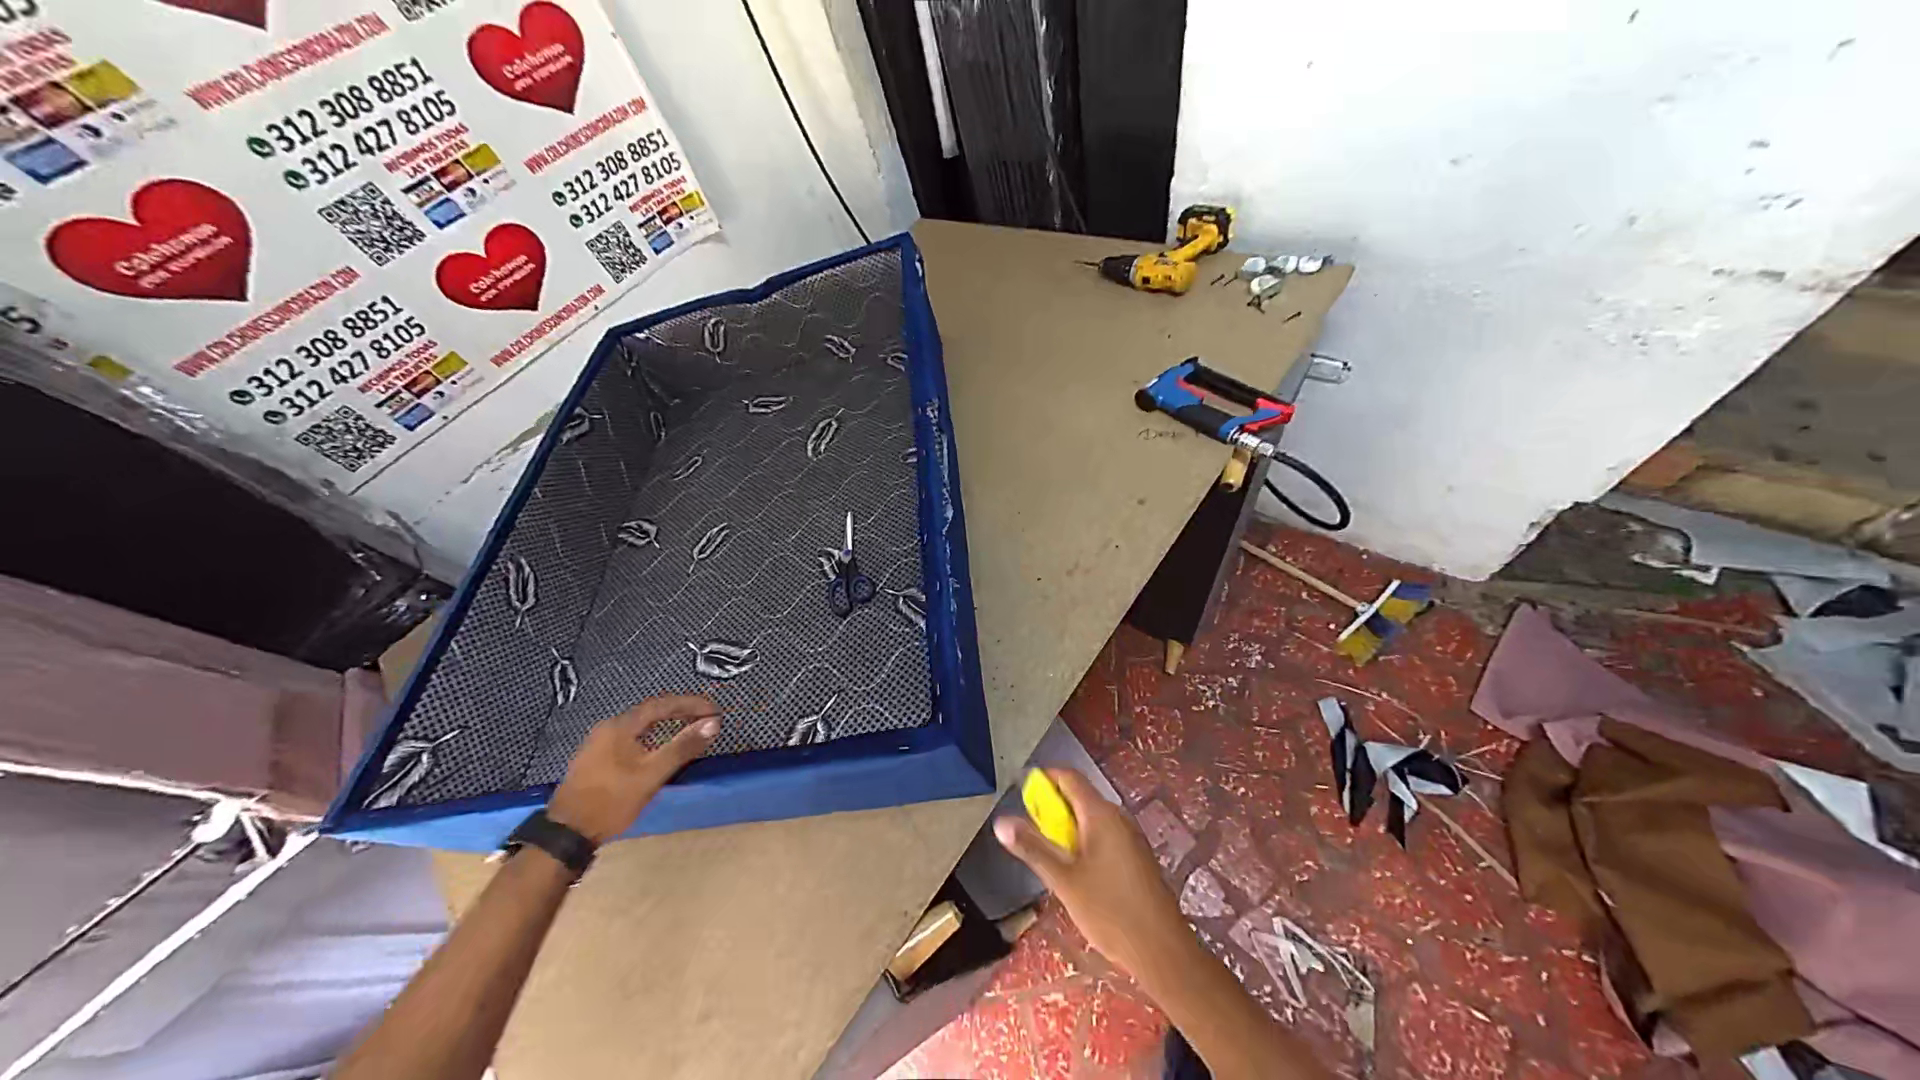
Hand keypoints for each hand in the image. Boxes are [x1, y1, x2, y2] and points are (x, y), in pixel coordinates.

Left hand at [546, 695, 720, 843]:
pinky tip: (661, 747)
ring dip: (668, 724)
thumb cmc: (611, 802)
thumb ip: (683, 747)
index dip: (692, 704)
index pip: (663, 704)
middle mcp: (608, 727)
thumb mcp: (652, 774)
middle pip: (651, 711)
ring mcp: (599, 743)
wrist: (566, 834)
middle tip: (707, 719)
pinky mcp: (597, 758)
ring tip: (691, 729)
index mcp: (620, 726)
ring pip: (641, 725)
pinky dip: (653, 736)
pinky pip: (632, 737)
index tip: (715, 710)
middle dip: (681, 712)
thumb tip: (713, 723)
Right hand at [994, 768, 1194, 982]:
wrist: (1162, 950)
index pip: (1068, 777)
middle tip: (1035, 839)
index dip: (1043, 780)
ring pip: (1091, 820)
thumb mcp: (1063, 880)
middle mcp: (1118, 817)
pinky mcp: (1136, 857)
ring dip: (1068, 831)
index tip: (1022, 796)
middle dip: (1053, 812)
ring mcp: (1130, 836)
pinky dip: (1085, 844)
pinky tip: (1079, 877)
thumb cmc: (1109, 911)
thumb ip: (1032, 848)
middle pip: (1079, 798)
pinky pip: (1104, 836)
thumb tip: (1001, 822)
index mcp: (1100, 814)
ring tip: (1054, 862)